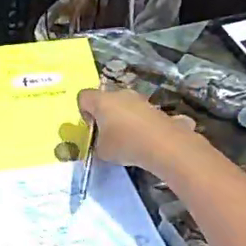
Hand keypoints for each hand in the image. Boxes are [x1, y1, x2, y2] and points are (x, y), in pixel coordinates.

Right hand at [77, 87, 199, 174]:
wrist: (163, 144)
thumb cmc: (124, 144)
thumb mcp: (102, 151)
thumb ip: (97, 143)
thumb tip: (102, 142)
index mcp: (101, 101)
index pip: (83, 97)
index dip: (83, 111)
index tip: (91, 127)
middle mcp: (120, 94)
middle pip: (106, 100)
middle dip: (104, 116)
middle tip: (107, 135)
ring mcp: (140, 99)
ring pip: (124, 106)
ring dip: (122, 119)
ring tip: (127, 140)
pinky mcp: (155, 108)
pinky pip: (140, 114)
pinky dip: (138, 124)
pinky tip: (142, 140)